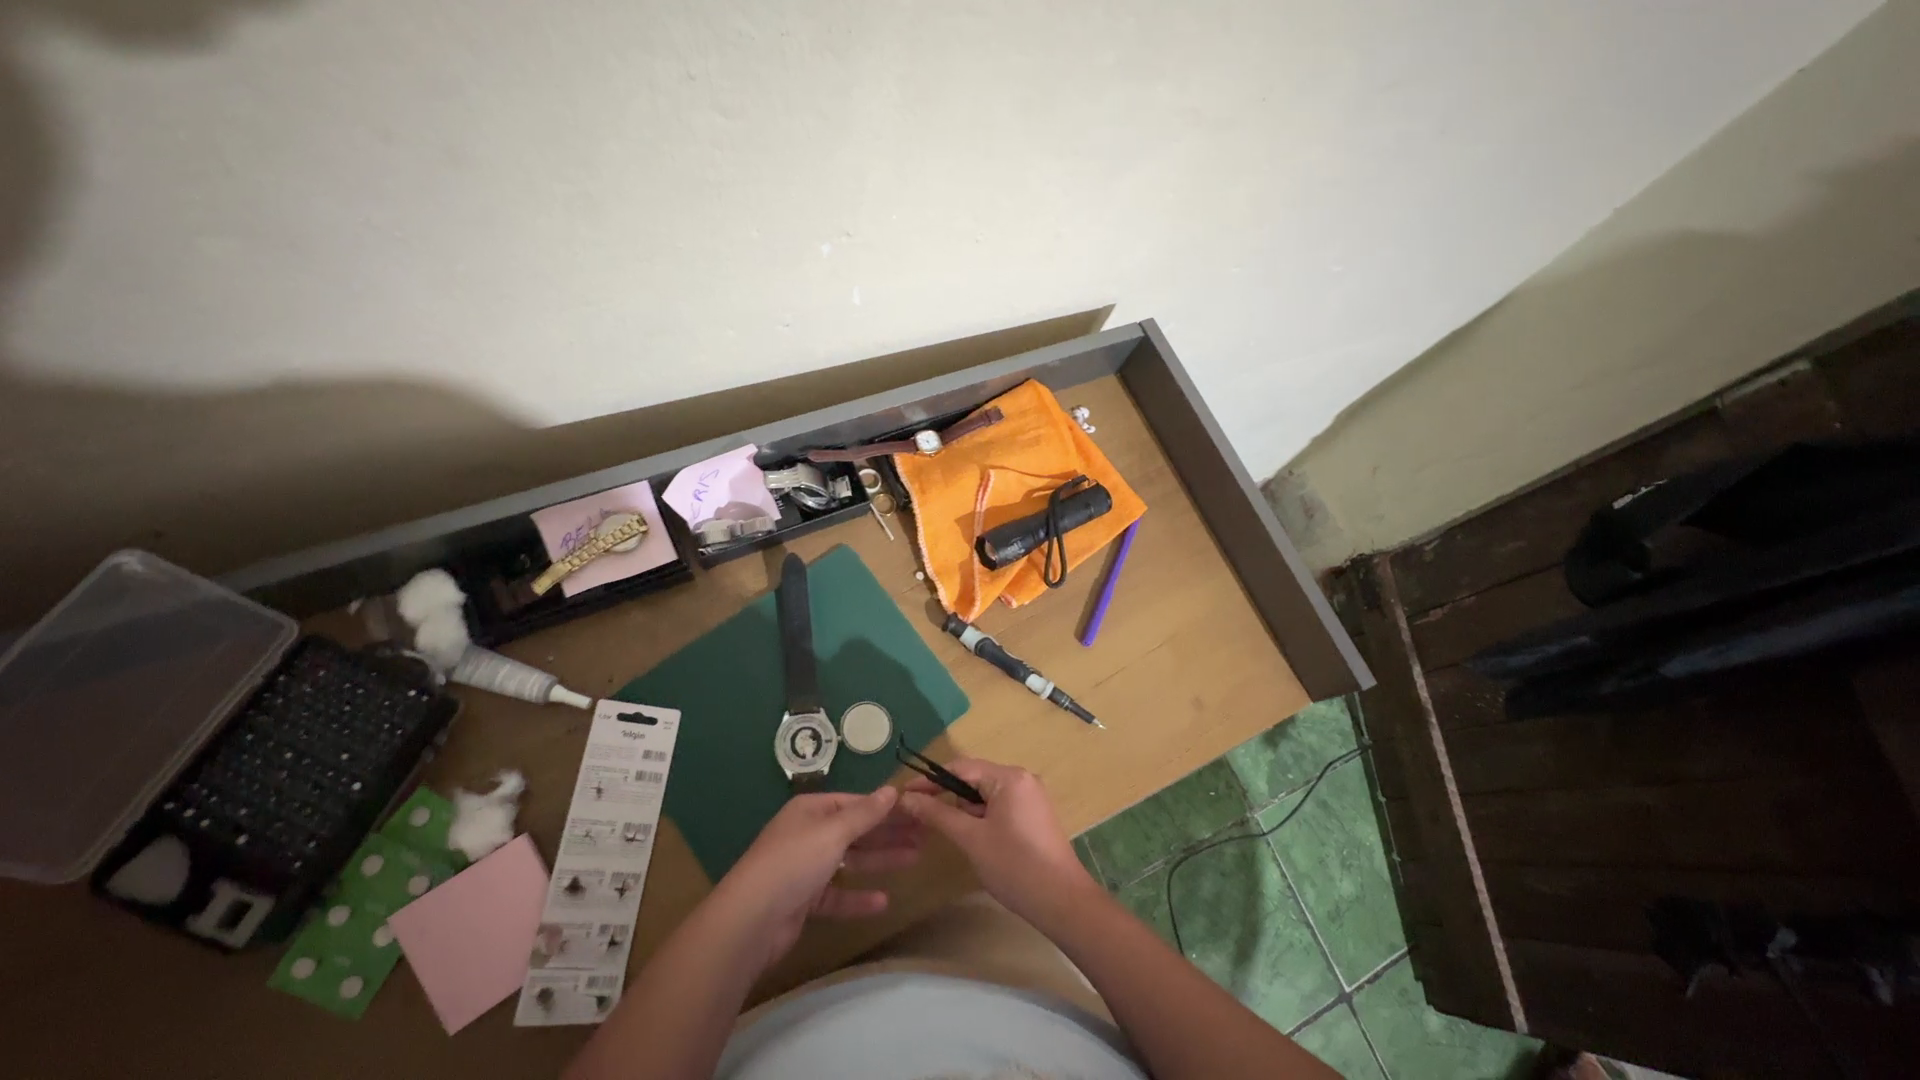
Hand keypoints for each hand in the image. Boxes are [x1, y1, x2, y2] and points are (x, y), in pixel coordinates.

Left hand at [713, 787, 920, 969]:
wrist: (752, 920)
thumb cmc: (794, 863)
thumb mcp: (833, 832)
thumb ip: (865, 814)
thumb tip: (892, 789)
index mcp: (811, 811)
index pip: (855, 803)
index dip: (886, 807)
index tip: (917, 810)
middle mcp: (808, 834)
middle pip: (855, 831)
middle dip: (888, 833)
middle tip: (925, 834)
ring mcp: (805, 868)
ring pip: (850, 861)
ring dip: (880, 860)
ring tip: (915, 859)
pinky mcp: (805, 901)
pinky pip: (838, 895)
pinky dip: (859, 897)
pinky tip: (884, 901)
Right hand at [898, 759, 1098, 926]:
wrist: (1062, 901)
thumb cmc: (1014, 865)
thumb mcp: (971, 838)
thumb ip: (938, 814)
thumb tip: (906, 798)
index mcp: (1009, 777)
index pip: (961, 768)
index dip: (930, 780)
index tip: (904, 794)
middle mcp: (1023, 780)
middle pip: (974, 779)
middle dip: (947, 796)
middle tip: (920, 816)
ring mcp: (1032, 798)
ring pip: (986, 795)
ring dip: (965, 810)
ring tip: (947, 833)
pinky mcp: (1035, 817)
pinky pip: (1000, 807)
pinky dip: (982, 818)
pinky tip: (972, 839)